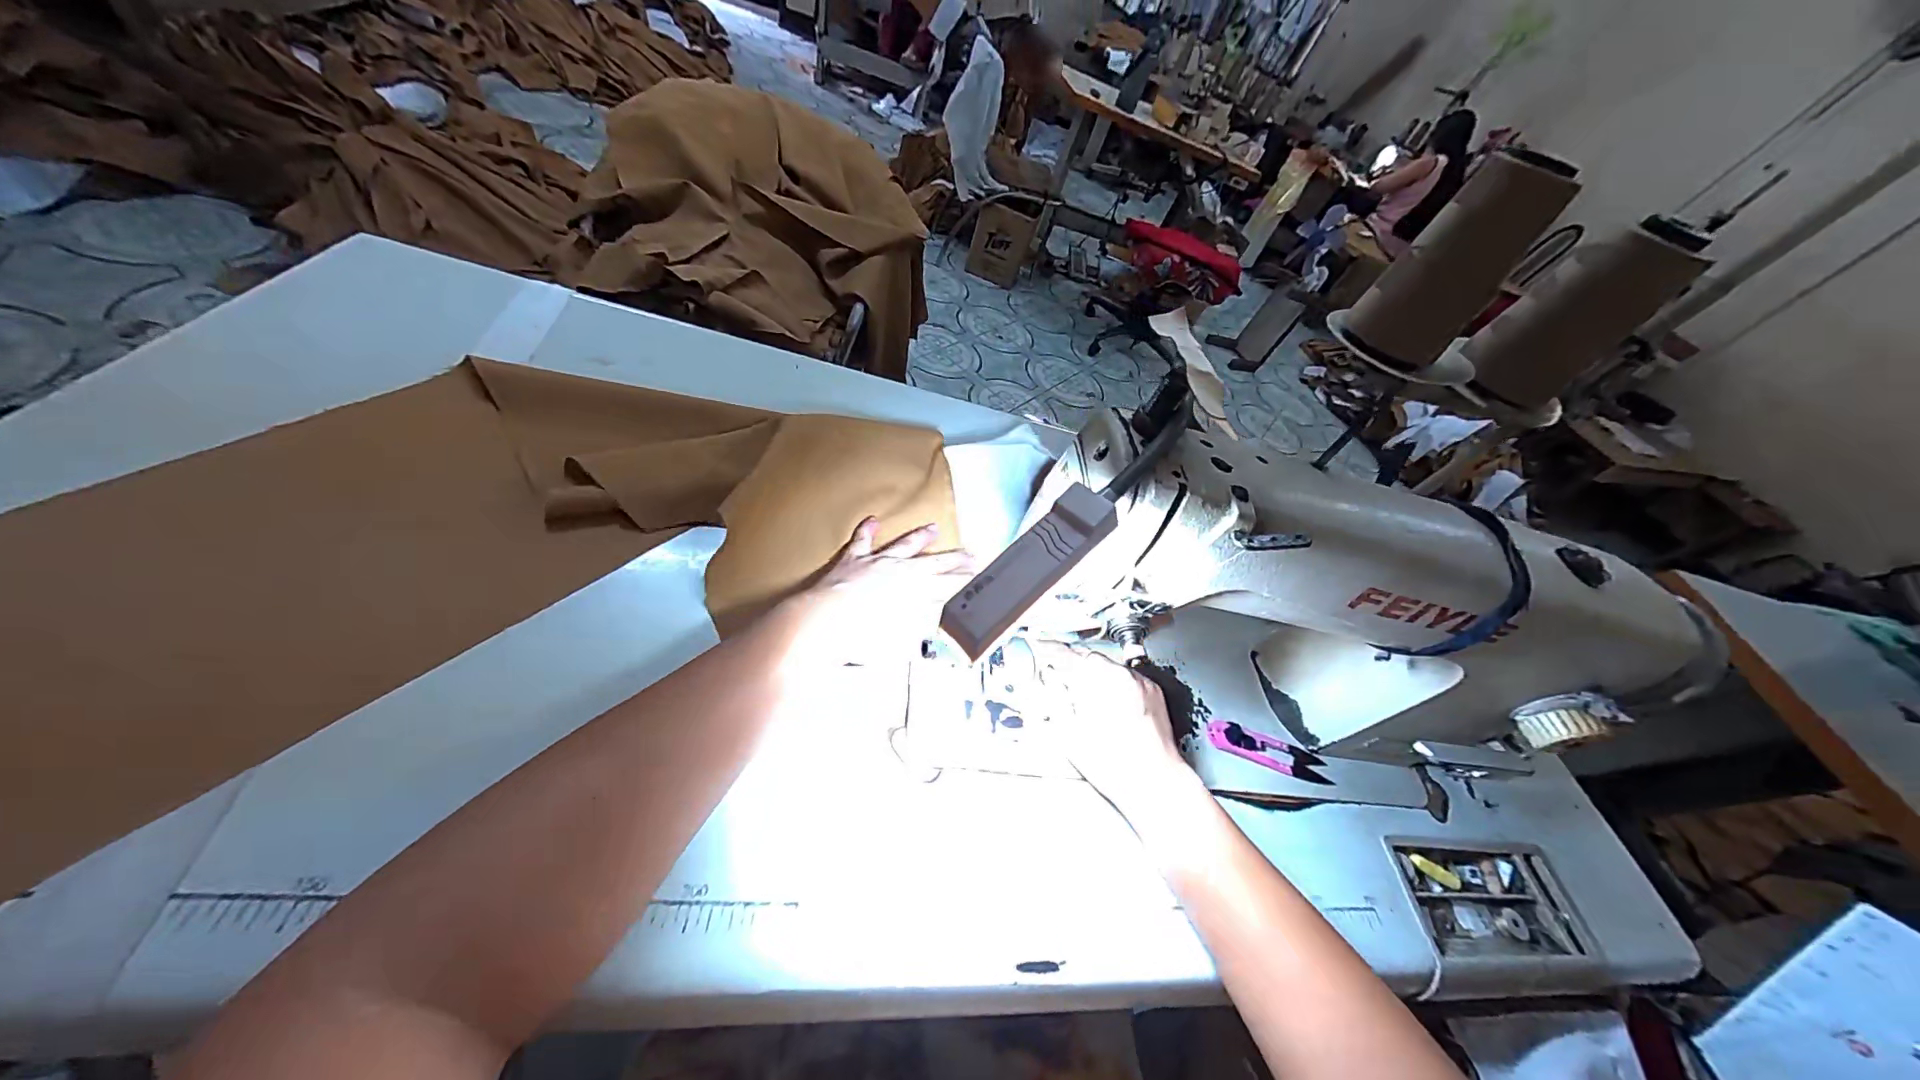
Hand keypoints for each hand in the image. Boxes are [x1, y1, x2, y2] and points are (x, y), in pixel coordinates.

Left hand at [786, 517, 973, 665]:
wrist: (824, 623)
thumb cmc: (859, 637)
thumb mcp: (897, 642)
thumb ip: (916, 635)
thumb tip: (928, 635)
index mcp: (914, 591)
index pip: (947, 585)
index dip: (964, 581)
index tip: (976, 577)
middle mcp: (899, 571)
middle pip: (934, 562)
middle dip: (954, 559)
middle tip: (970, 554)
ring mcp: (876, 562)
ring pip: (903, 545)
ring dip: (918, 537)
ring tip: (932, 528)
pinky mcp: (853, 560)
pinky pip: (862, 541)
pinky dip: (867, 531)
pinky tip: (873, 521)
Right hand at [1031, 643, 1194, 812]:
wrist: (1154, 782)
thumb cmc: (1114, 765)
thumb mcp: (1067, 732)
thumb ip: (1053, 696)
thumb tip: (1048, 679)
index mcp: (1099, 679)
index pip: (1068, 653)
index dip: (1050, 652)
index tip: (1042, 652)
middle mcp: (1123, 675)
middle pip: (1090, 659)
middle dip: (1073, 669)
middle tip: (1061, 685)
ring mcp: (1141, 682)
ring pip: (1109, 669)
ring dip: (1094, 678)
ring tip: (1088, 706)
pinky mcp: (1153, 693)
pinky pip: (1126, 680)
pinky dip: (1115, 688)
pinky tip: (1109, 711)